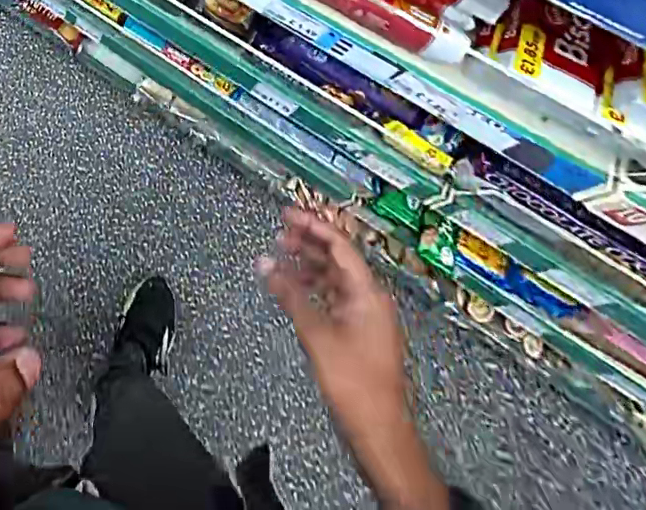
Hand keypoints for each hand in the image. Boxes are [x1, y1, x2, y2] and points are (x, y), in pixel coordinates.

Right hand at [260, 208, 447, 509]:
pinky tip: (293, 288)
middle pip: (337, 257)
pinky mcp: (358, 330)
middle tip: (281, 231)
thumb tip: (265, 265)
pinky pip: (333, 295)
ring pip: (334, 276)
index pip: (339, 244)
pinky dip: (312, 287)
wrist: (379, 432)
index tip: (288, 214)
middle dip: (308, 242)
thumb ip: (290, 295)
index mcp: (368, 291)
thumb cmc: (354, 383)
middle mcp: (370, 297)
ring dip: (308, 264)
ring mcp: (365, 314)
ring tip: (282, 256)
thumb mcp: (316, 334)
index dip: (313, 225)